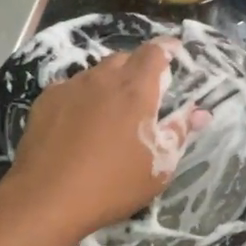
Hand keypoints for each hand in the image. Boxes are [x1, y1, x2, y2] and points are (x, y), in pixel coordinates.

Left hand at [0, 40, 208, 245]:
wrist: (47, 196)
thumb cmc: (112, 184)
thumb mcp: (158, 167)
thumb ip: (179, 133)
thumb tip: (200, 112)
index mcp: (135, 89)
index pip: (154, 52)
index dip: (167, 49)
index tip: (174, 52)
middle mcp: (101, 79)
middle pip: (124, 59)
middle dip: (137, 68)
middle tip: (143, 92)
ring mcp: (69, 86)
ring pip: (95, 73)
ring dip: (107, 84)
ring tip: (110, 110)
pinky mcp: (45, 100)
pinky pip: (69, 88)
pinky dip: (80, 97)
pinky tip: (78, 121)